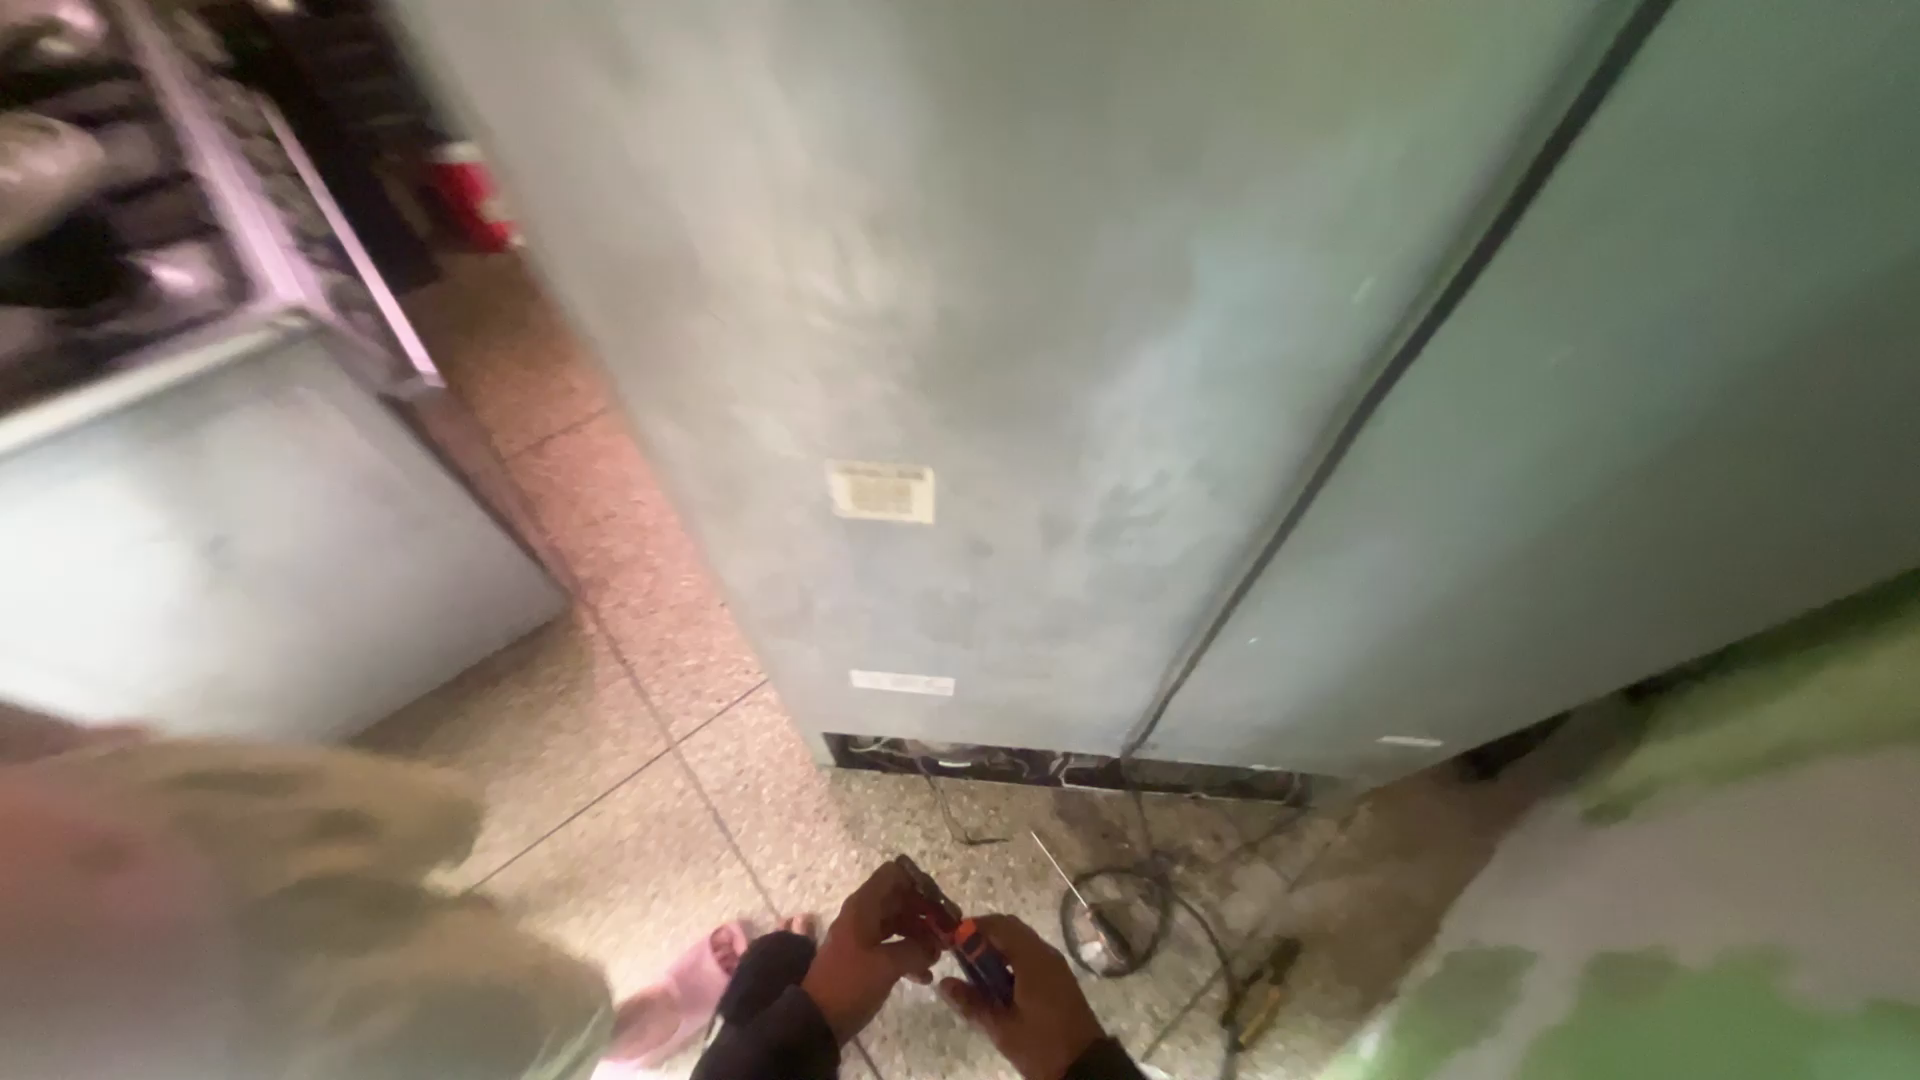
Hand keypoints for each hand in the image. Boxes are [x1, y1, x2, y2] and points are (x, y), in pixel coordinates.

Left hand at [800, 862, 940, 1042]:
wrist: (816, 1021)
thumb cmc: (850, 984)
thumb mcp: (887, 965)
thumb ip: (916, 950)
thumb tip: (936, 946)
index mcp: (864, 905)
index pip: (894, 874)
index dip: (918, 883)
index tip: (939, 904)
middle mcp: (864, 913)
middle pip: (901, 898)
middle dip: (927, 913)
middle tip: (949, 931)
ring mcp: (863, 934)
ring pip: (899, 922)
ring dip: (921, 935)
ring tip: (941, 954)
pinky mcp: (864, 956)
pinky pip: (892, 944)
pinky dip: (909, 954)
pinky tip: (925, 976)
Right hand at [937, 914, 1105, 1079]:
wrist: (1085, 1068)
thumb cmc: (1041, 1045)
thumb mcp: (1002, 1028)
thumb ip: (972, 1003)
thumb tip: (944, 984)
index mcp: (1032, 959)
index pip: (999, 925)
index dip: (974, 928)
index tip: (952, 941)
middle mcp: (1045, 952)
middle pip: (1010, 928)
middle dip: (985, 936)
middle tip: (963, 957)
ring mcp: (1054, 963)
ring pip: (1021, 940)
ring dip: (998, 947)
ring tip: (977, 972)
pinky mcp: (1059, 975)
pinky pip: (1031, 953)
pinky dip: (1012, 958)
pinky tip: (999, 983)